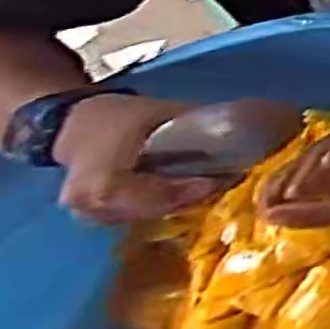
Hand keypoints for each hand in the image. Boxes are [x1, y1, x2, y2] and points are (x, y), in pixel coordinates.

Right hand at [52, 94, 221, 222]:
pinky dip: (160, 205)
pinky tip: (186, 191)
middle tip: (221, 183)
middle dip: (186, 198)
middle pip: (144, 209)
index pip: (139, 193)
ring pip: (139, 215)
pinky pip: (130, 215)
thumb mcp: (166, 112)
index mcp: (100, 173)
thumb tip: (250, 125)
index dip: (176, 191)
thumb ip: (200, 124)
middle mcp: (84, 199)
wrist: (79, 123)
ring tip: (210, 186)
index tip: (211, 181)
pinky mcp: (89, 212)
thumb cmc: (127, 115)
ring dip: (176, 204)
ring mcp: (83, 209)